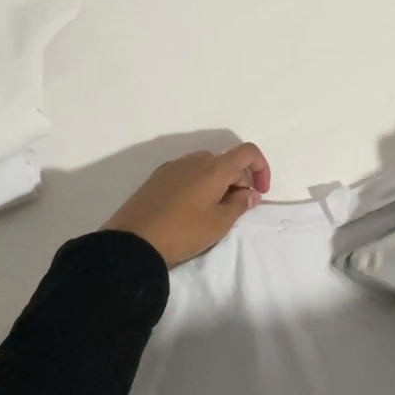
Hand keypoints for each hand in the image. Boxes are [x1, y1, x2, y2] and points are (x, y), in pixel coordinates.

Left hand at [105, 143, 271, 266]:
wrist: (133, 242)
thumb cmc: (183, 231)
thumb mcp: (219, 223)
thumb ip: (240, 204)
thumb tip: (250, 193)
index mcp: (214, 167)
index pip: (247, 153)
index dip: (261, 168)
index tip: (259, 193)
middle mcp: (194, 160)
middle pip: (226, 161)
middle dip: (239, 181)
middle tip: (236, 210)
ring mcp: (172, 167)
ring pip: (205, 167)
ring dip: (217, 183)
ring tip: (212, 211)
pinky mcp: (156, 178)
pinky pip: (186, 173)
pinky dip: (198, 185)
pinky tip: (189, 209)